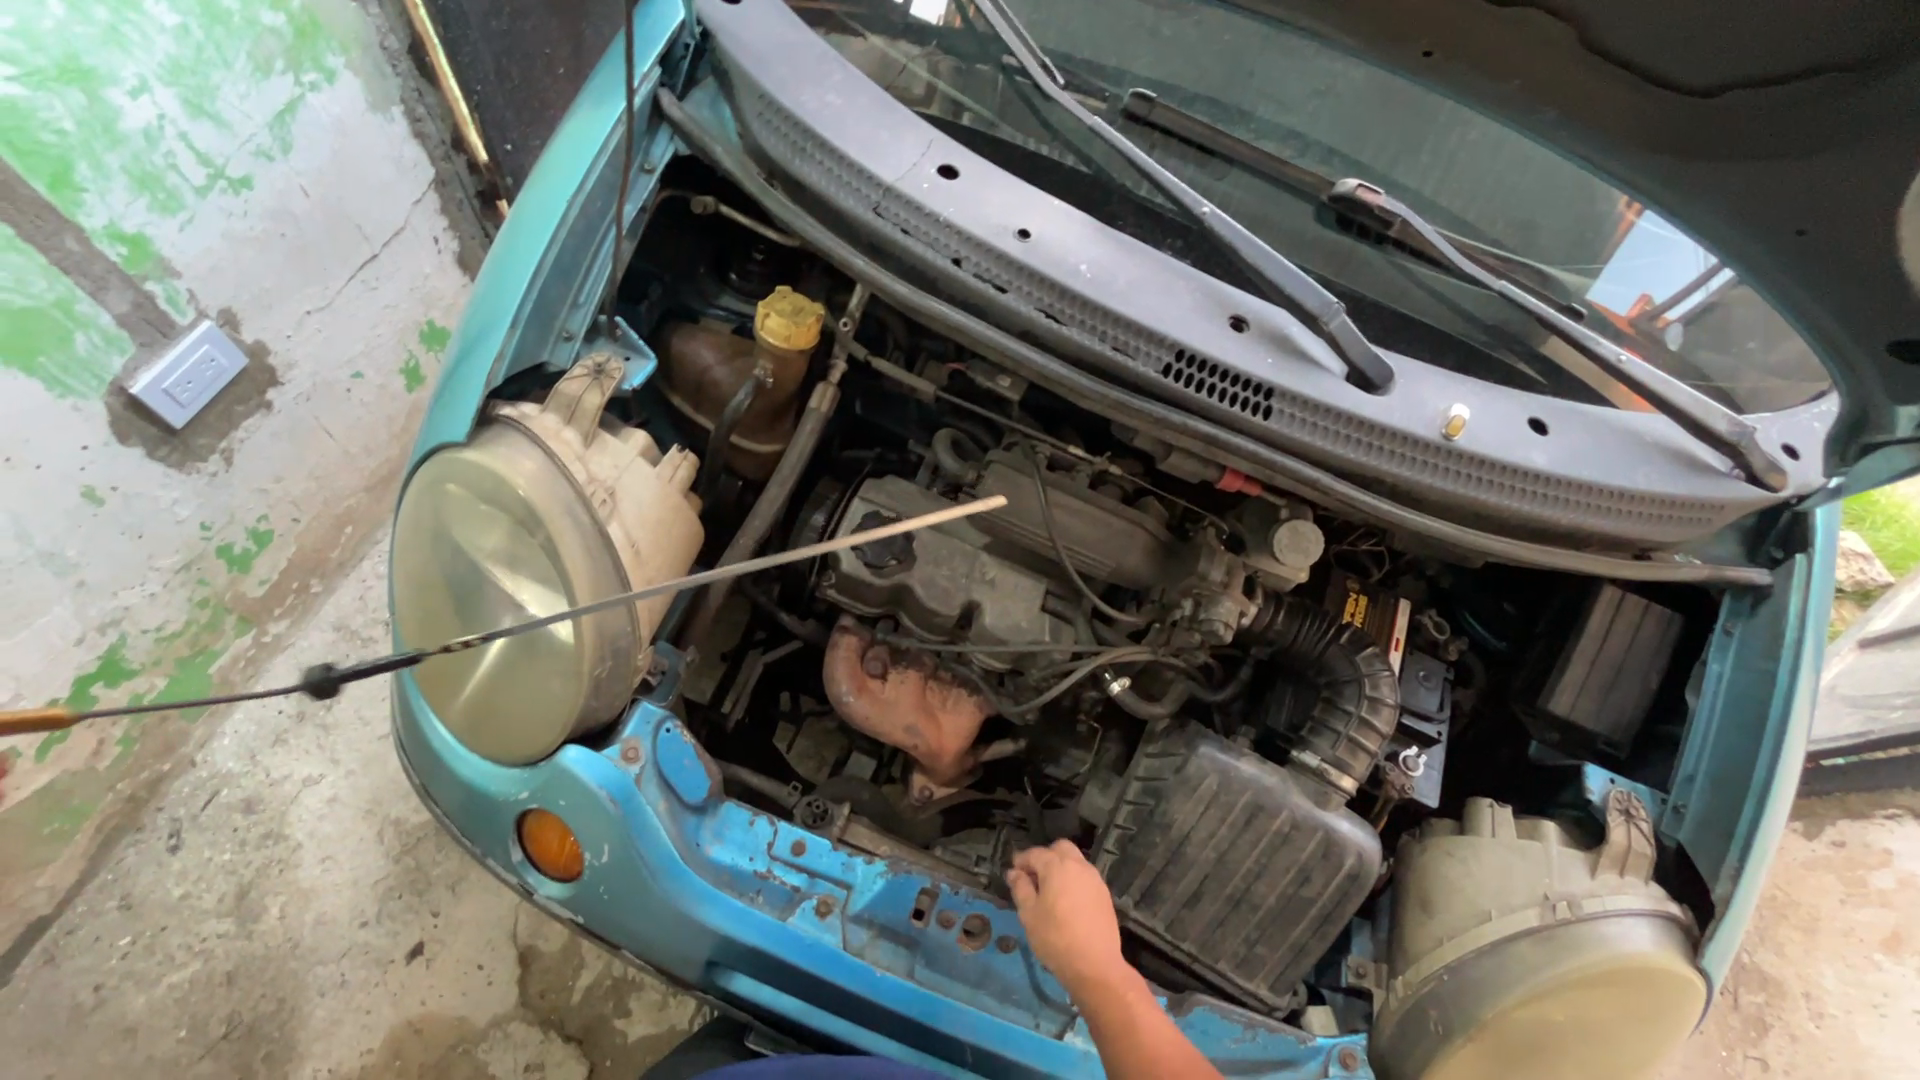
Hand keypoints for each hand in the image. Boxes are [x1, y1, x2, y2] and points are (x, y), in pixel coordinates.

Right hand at [1006, 838, 1128, 998]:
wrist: (1095, 965)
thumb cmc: (1055, 938)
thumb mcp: (1029, 914)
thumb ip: (1020, 888)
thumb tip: (1014, 872)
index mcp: (1057, 866)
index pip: (1035, 854)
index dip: (1021, 860)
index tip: (1013, 872)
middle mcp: (1078, 865)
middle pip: (1059, 849)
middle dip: (1045, 857)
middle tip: (1033, 878)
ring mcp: (1094, 879)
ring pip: (1075, 861)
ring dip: (1061, 868)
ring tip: (1050, 891)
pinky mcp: (1104, 894)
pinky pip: (1085, 877)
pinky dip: (1073, 880)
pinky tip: (1067, 901)